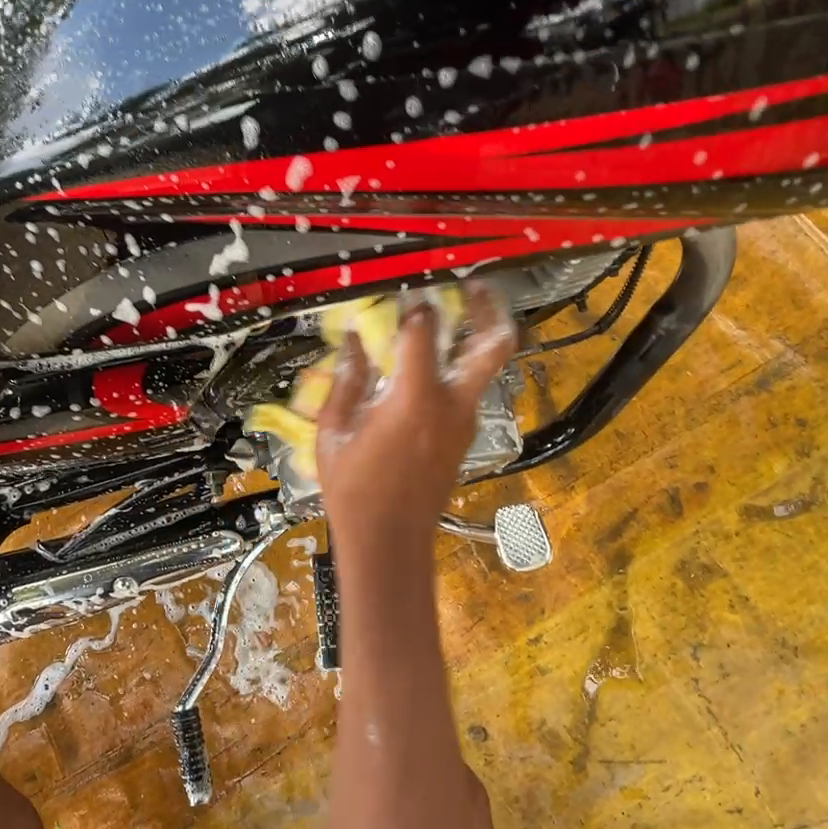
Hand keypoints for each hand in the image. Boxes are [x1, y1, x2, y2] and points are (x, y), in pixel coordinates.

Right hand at [315, 285, 516, 555]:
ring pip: (484, 368)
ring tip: (442, 325)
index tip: (402, 287)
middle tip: (469, 285)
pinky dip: (454, 372)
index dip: (413, 302)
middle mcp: (452, 403)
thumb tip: (353, 339)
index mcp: (415, 397)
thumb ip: (347, 379)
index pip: (424, 330)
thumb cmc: (353, 490)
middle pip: (493, 343)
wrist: (389, 544)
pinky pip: (467, 393)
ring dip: (471, 340)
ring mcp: (465, 422)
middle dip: (488, 307)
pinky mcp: (465, 438)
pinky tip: (421, 375)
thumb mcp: (334, 431)